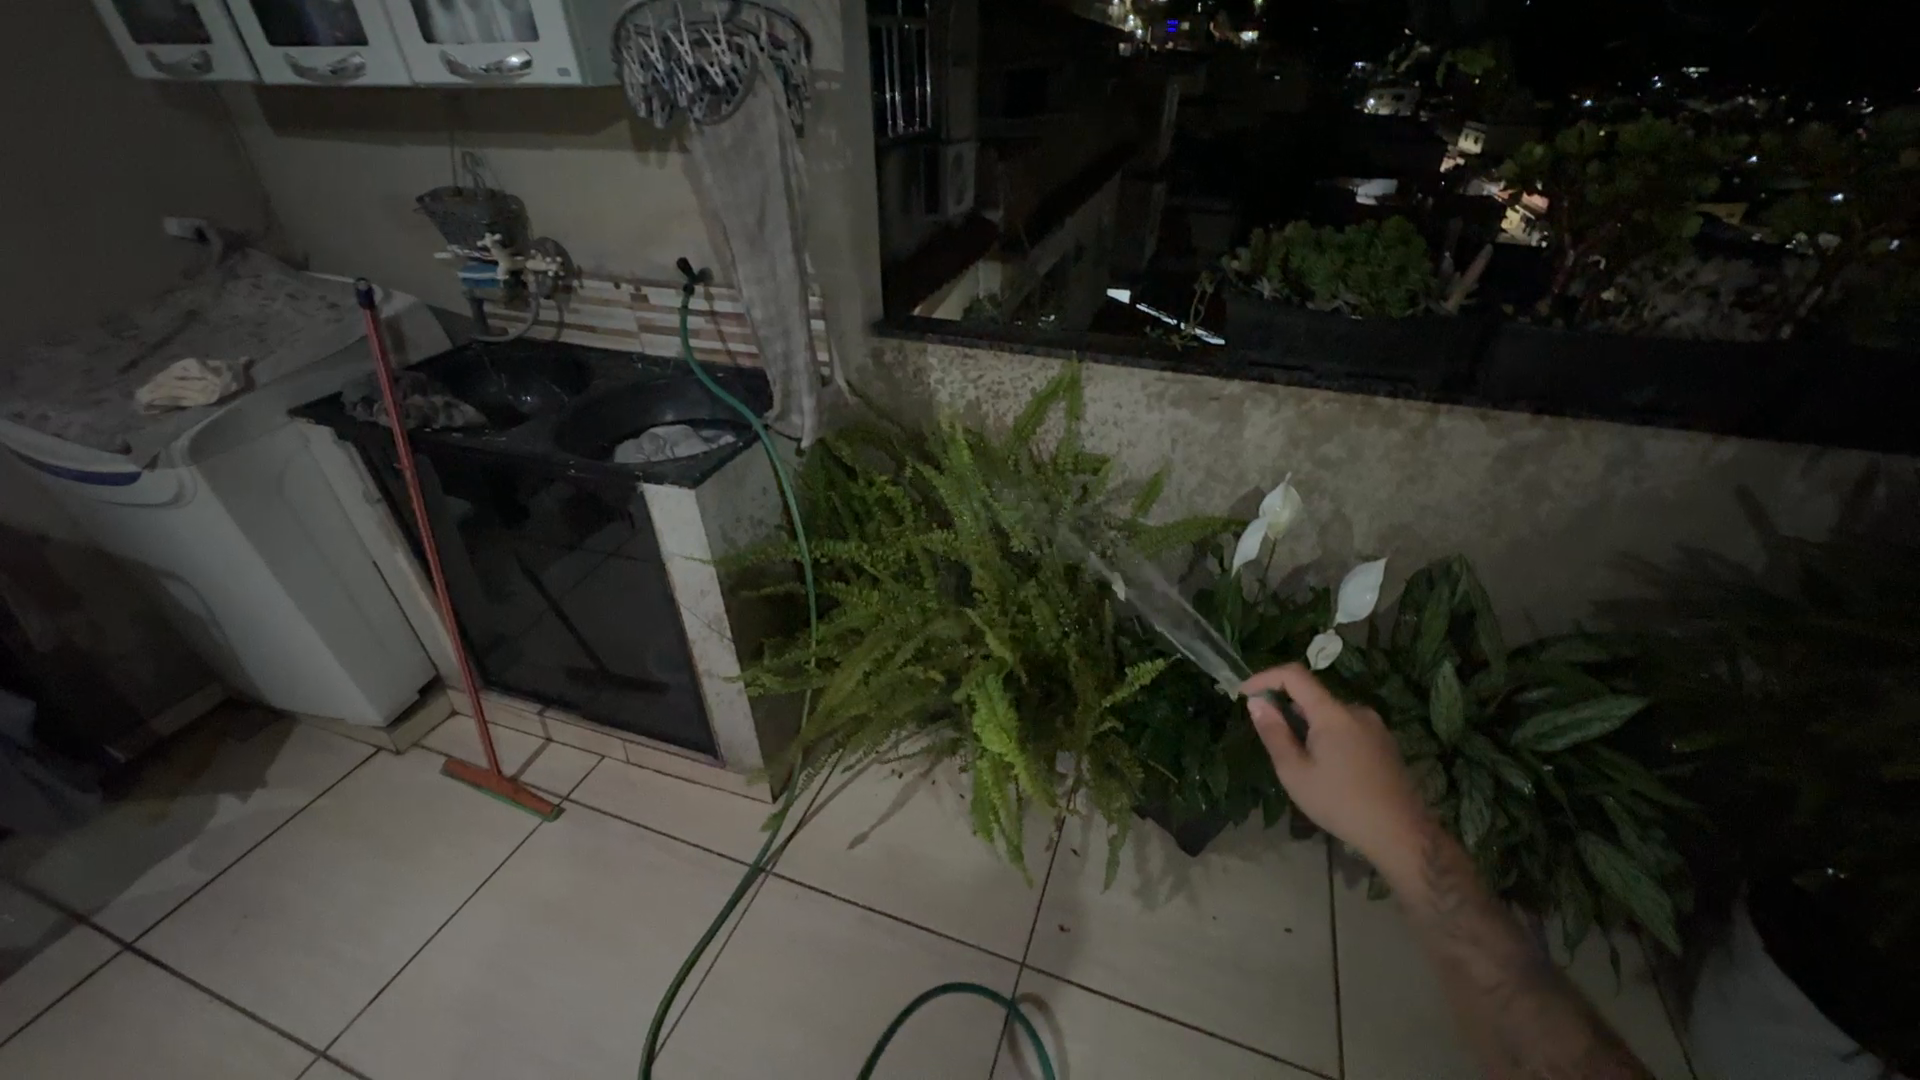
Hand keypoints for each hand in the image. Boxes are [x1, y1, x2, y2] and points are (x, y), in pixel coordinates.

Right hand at [1242, 664, 1432, 880]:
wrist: (1401, 833)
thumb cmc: (1340, 803)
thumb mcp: (1295, 772)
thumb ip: (1274, 733)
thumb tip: (1257, 703)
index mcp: (1333, 713)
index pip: (1294, 675)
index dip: (1264, 678)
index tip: (1243, 694)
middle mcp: (1356, 710)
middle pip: (1312, 695)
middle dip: (1285, 708)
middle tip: (1270, 739)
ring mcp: (1374, 726)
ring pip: (1329, 713)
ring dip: (1306, 725)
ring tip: (1299, 761)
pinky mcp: (1384, 742)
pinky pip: (1346, 726)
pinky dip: (1326, 735)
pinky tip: (1326, 768)